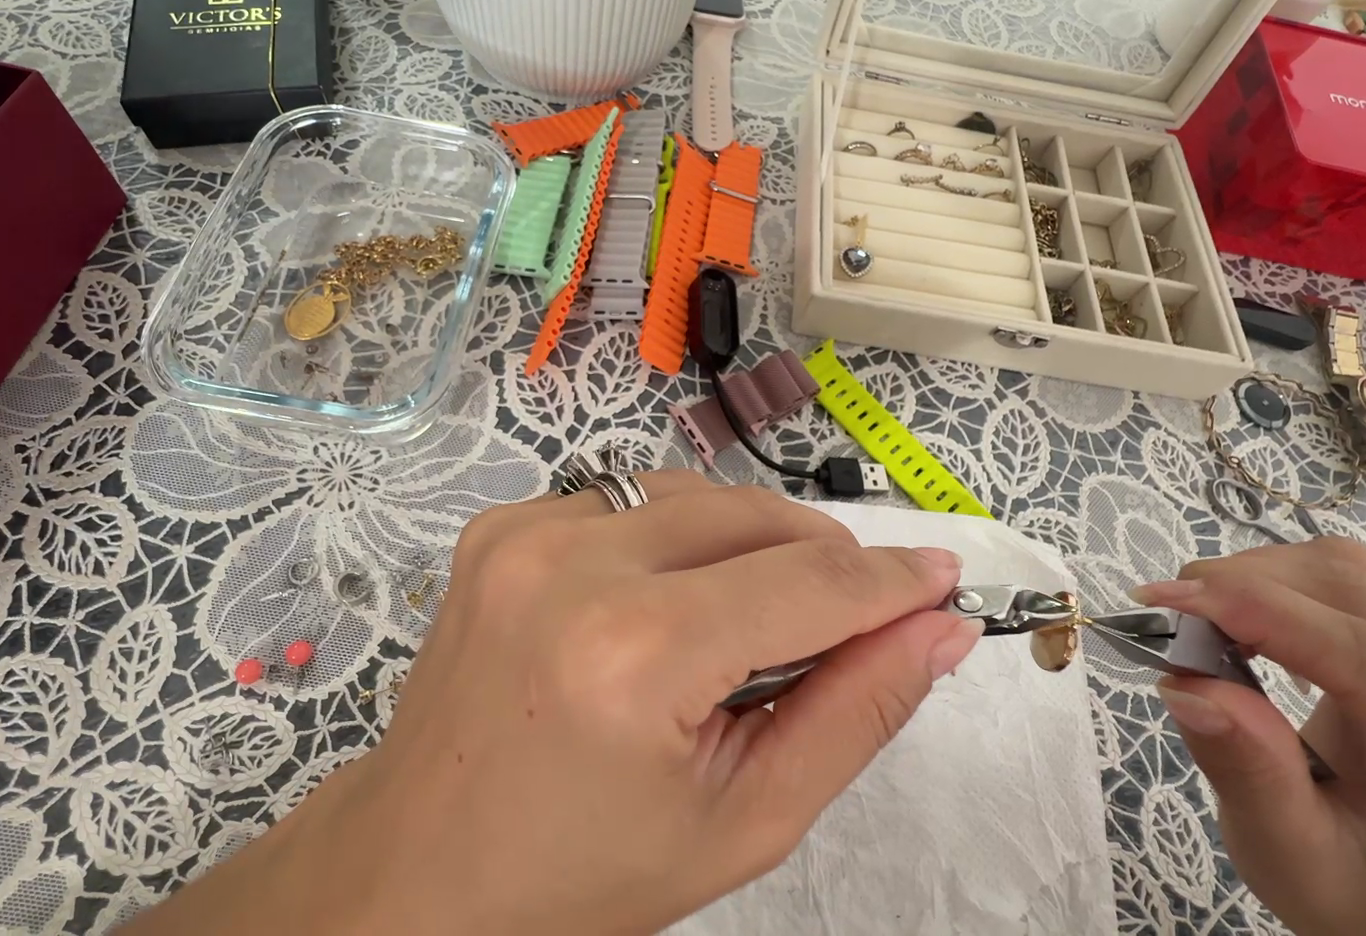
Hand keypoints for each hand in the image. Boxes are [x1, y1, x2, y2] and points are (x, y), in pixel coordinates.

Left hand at [122, 472, 982, 934]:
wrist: (421, 866)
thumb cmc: (584, 870)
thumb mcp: (742, 818)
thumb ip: (854, 712)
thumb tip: (936, 629)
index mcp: (635, 653)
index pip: (807, 584)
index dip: (891, 581)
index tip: (944, 579)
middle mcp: (573, 563)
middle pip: (752, 516)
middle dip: (822, 559)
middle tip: (850, 615)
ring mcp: (525, 531)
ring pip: (694, 495)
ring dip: (748, 542)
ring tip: (753, 615)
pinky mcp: (500, 525)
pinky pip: (627, 500)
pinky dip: (673, 537)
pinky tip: (666, 598)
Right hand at [1132, 538, 1365, 935]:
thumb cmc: (1361, 904)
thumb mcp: (1292, 863)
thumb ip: (1250, 776)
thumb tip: (1187, 686)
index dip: (1267, 615)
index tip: (1165, 597)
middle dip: (1248, 589)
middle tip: (1164, 614)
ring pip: (1364, 580)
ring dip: (1262, 579)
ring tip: (1201, 620)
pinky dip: (1286, 583)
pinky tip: (1248, 618)